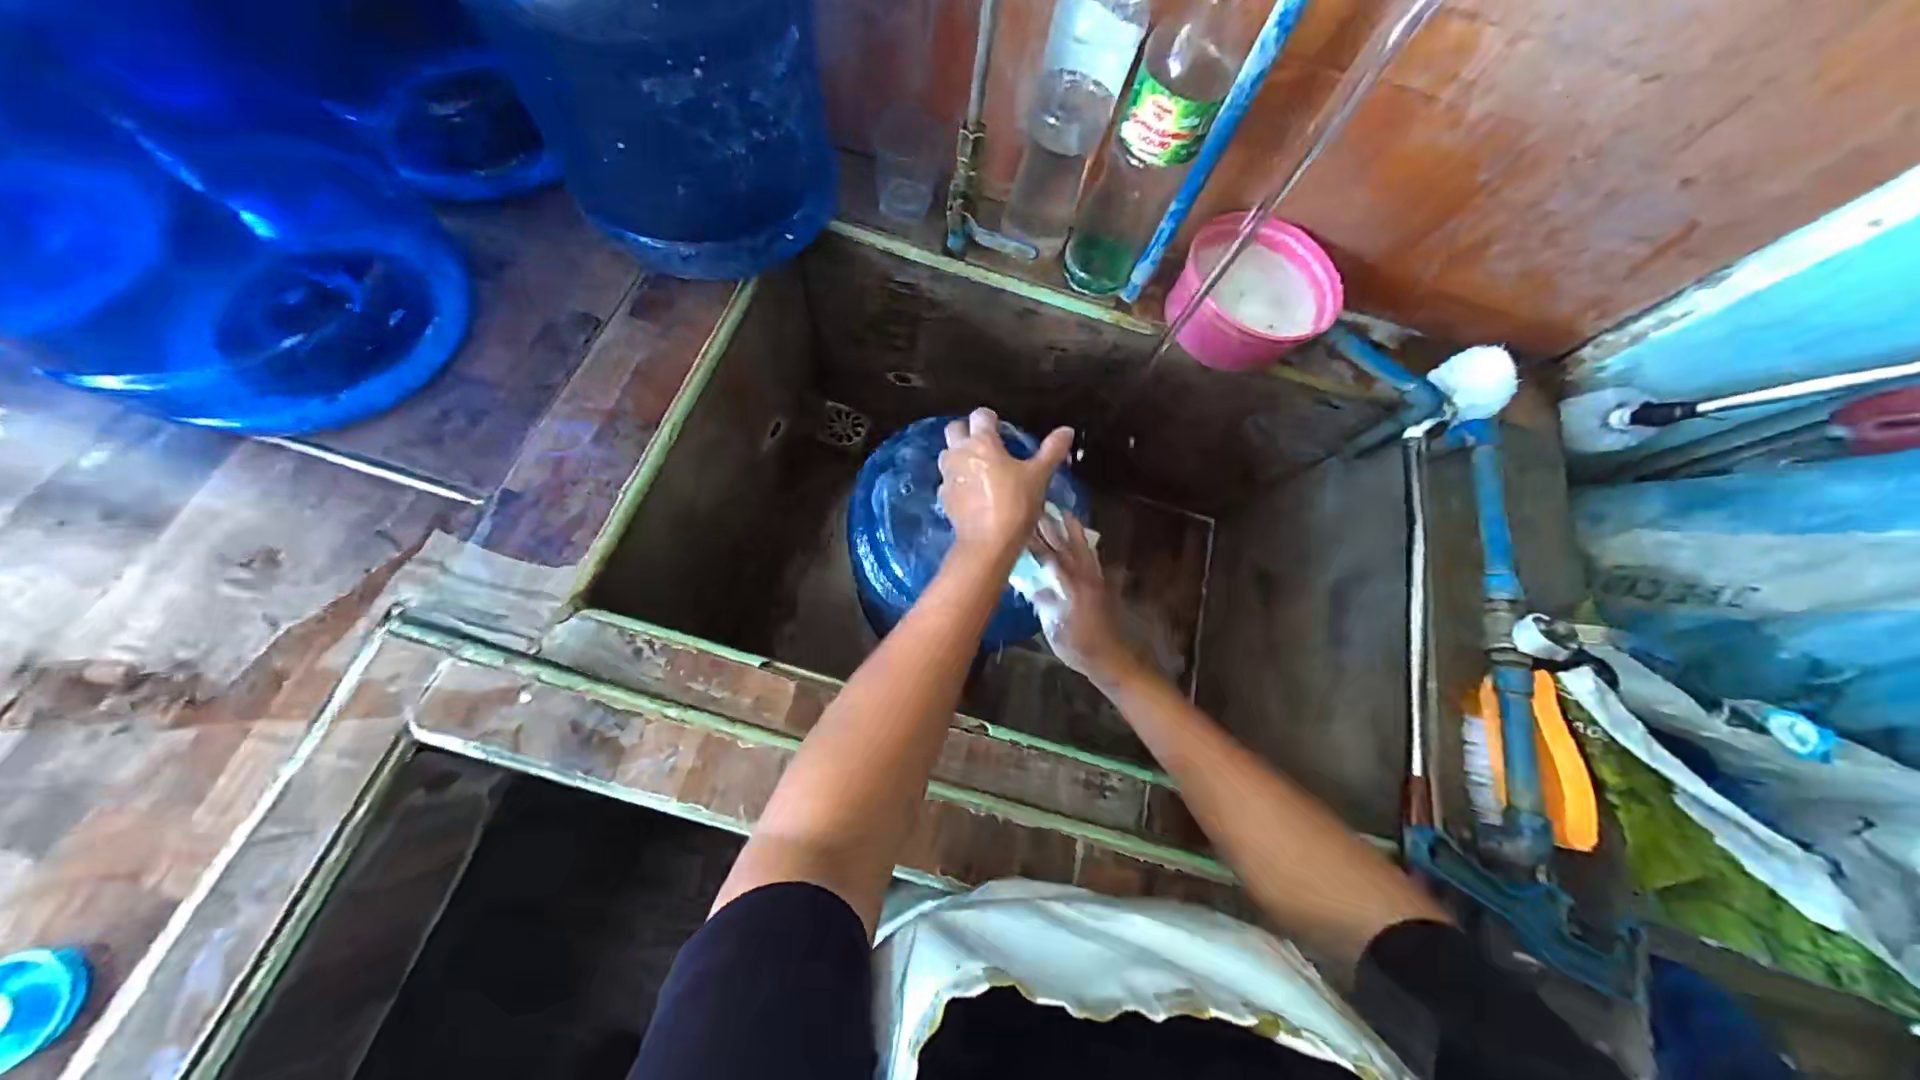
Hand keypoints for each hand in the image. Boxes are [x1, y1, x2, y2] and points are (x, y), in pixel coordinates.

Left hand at [938, 407, 1072, 560]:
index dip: (991, 419)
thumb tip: (1066, 430)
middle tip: (986, 445)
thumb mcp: (1039, 476)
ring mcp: (948, 475)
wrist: (988, 543)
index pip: (980, 415)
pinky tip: (973, 493)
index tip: (1002, 430)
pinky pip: (948, 480)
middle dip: (967, 431)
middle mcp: (959, 453)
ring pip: (947, 454)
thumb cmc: (1015, 504)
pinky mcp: (944, 497)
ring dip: (960, 455)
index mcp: (981, 442)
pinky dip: (959, 481)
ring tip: (979, 468)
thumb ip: (1052, 450)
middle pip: (954, 428)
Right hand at [1030, 512, 1140, 685]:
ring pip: (1084, 549)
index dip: (1034, 543)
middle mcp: (1085, 577)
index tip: (1020, 529)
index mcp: (1071, 585)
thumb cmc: (1078, 647)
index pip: (1049, 557)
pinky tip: (1082, 541)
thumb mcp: (1054, 627)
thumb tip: (1031, 583)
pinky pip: (1093, 559)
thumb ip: (1044, 602)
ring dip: (1073, 531)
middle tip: (1041, 510)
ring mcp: (1096, 580)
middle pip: (1067, 547)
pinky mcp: (1102, 586)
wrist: (1110, 659)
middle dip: (1053, 528)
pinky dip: (1085, 546)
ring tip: (1065, 514)